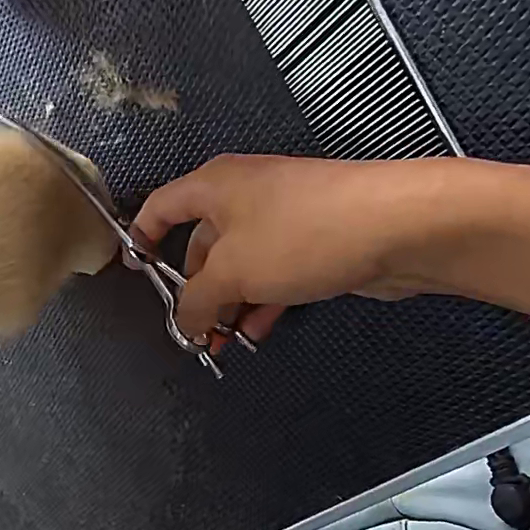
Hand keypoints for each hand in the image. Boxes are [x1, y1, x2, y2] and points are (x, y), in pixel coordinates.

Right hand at [130, 153, 468, 341]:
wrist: (394, 226)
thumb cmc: (299, 234)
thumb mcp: (233, 270)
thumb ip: (197, 299)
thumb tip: (183, 321)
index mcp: (214, 186)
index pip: (162, 207)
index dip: (142, 237)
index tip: (135, 271)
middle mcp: (245, 196)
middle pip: (203, 244)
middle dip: (196, 290)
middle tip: (192, 330)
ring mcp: (282, 219)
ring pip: (241, 265)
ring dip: (229, 304)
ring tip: (222, 344)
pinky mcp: (312, 242)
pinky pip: (273, 274)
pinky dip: (260, 302)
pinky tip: (256, 332)